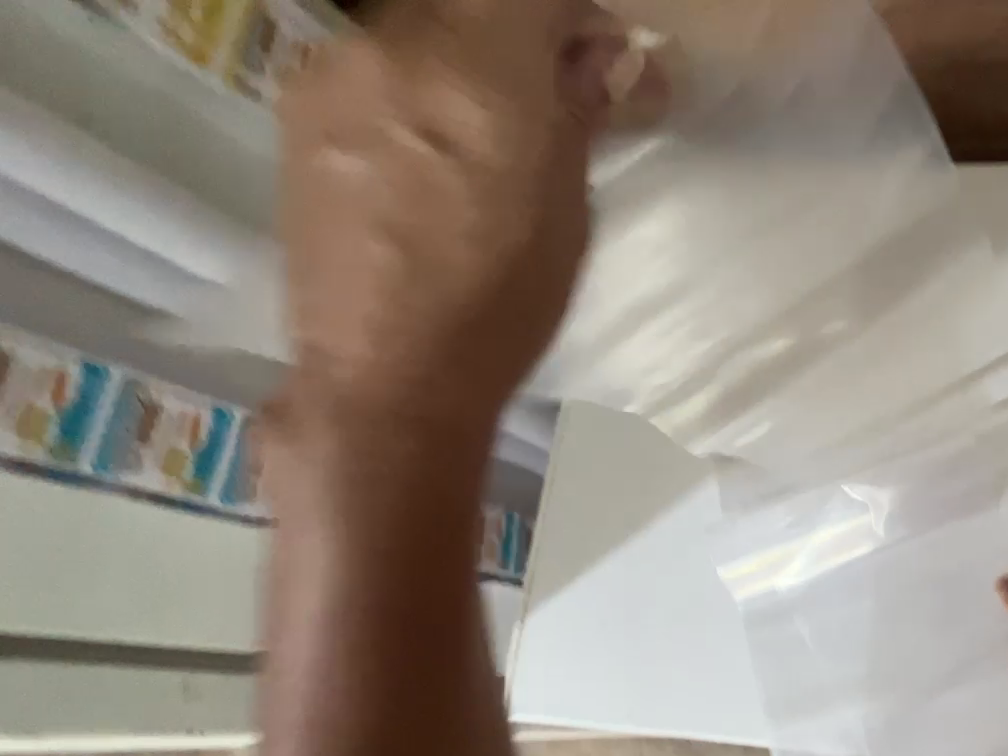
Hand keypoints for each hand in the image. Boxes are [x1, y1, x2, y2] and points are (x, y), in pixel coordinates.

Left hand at [277, 0, 627, 432]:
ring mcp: (337, 68)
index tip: (600, 61)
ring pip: (420, 27)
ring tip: (488, 134)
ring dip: (467, 60)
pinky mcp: (298, 99)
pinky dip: (417, 82)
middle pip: (473, 3)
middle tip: (554, 99)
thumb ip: (579, 118)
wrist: (390, 371)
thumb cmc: (505, 307)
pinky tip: (430, 150)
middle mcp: (398, 48)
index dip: (576, 18)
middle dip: (522, 38)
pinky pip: (375, 59)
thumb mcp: (569, 217)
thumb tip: (611, 55)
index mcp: (483, 81)